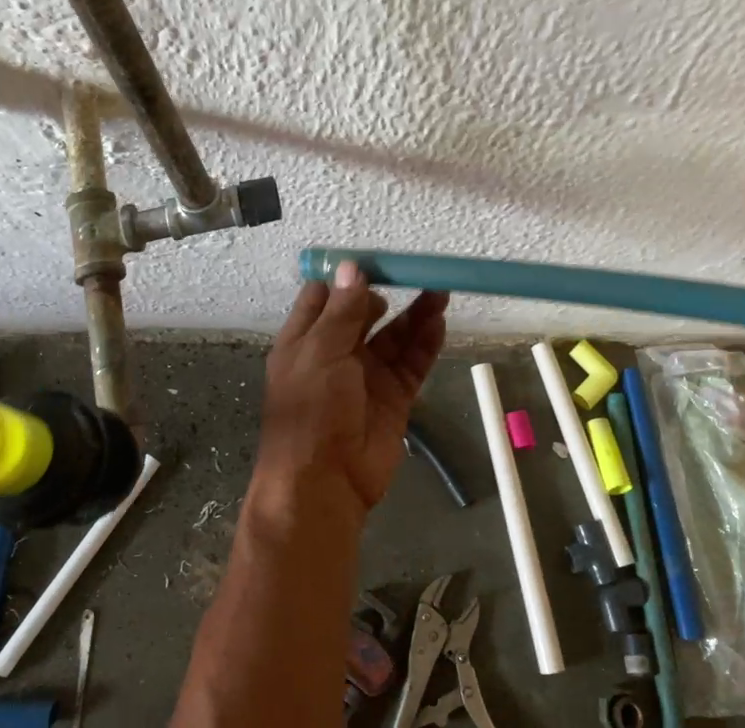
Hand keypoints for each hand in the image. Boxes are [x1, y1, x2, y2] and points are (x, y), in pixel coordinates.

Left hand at [255, 261, 449, 513]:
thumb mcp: (320, 352)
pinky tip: (440, 322)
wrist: (324, 482)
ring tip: (440, 291)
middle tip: (411, 274)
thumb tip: (352, 267)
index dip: (344, 279)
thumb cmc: (310, 410)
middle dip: (385, 294)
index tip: (371, 261)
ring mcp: (366, 377)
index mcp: (304, 341)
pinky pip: (412, 364)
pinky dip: (426, 343)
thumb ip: (341, 311)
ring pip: (393, 338)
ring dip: (414, 315)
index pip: (322, 299)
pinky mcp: (393, 398)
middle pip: (363, 315)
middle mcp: (334, 355)